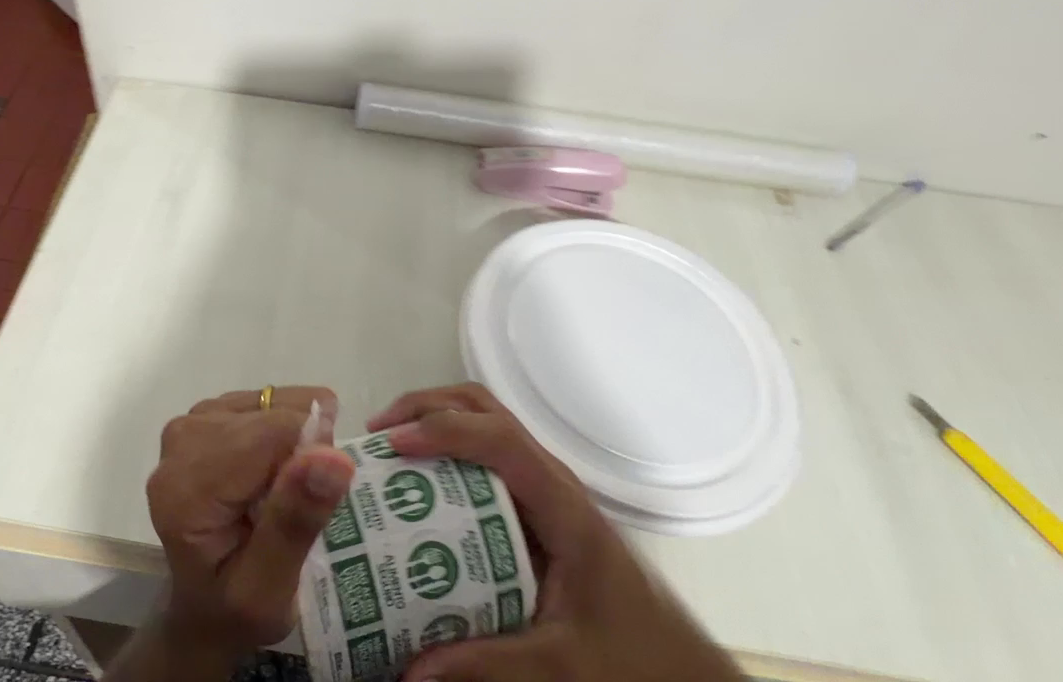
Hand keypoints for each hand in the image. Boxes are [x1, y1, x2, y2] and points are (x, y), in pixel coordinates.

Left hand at [129, 386, 356, 678]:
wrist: (204, 609)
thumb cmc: (235, 610)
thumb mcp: (269, 591)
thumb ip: (294, 524)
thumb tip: (332, 456)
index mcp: (187, 489)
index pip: (270, 432)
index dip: (312, 453)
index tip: (323, 496)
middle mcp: (180, 444)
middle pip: (270, 413)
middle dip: (304, 447)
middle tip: (306, 501)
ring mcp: (189, 425)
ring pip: (270, 401)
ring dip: (296, 437)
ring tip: (292, 486)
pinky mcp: (203, 418)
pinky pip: (262, 401)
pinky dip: (283, 428)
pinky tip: (279, 466)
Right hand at [367, 383, 744, 681]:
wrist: (684, 668)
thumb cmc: (633, 657)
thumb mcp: (561, 665)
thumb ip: (486, 664)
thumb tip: (407, 672)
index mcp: (563, 505)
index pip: (500, 439)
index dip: (443, 429)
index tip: (392, 445)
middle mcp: (553, 481)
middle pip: (488, 410)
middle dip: (428, 407)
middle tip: (379, 435)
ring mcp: (546, 490)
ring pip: (488, 425)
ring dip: (436, 421)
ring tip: (388, 450)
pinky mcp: (538, 508)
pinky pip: (488, 459)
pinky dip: (447, 452)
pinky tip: (418, 488)